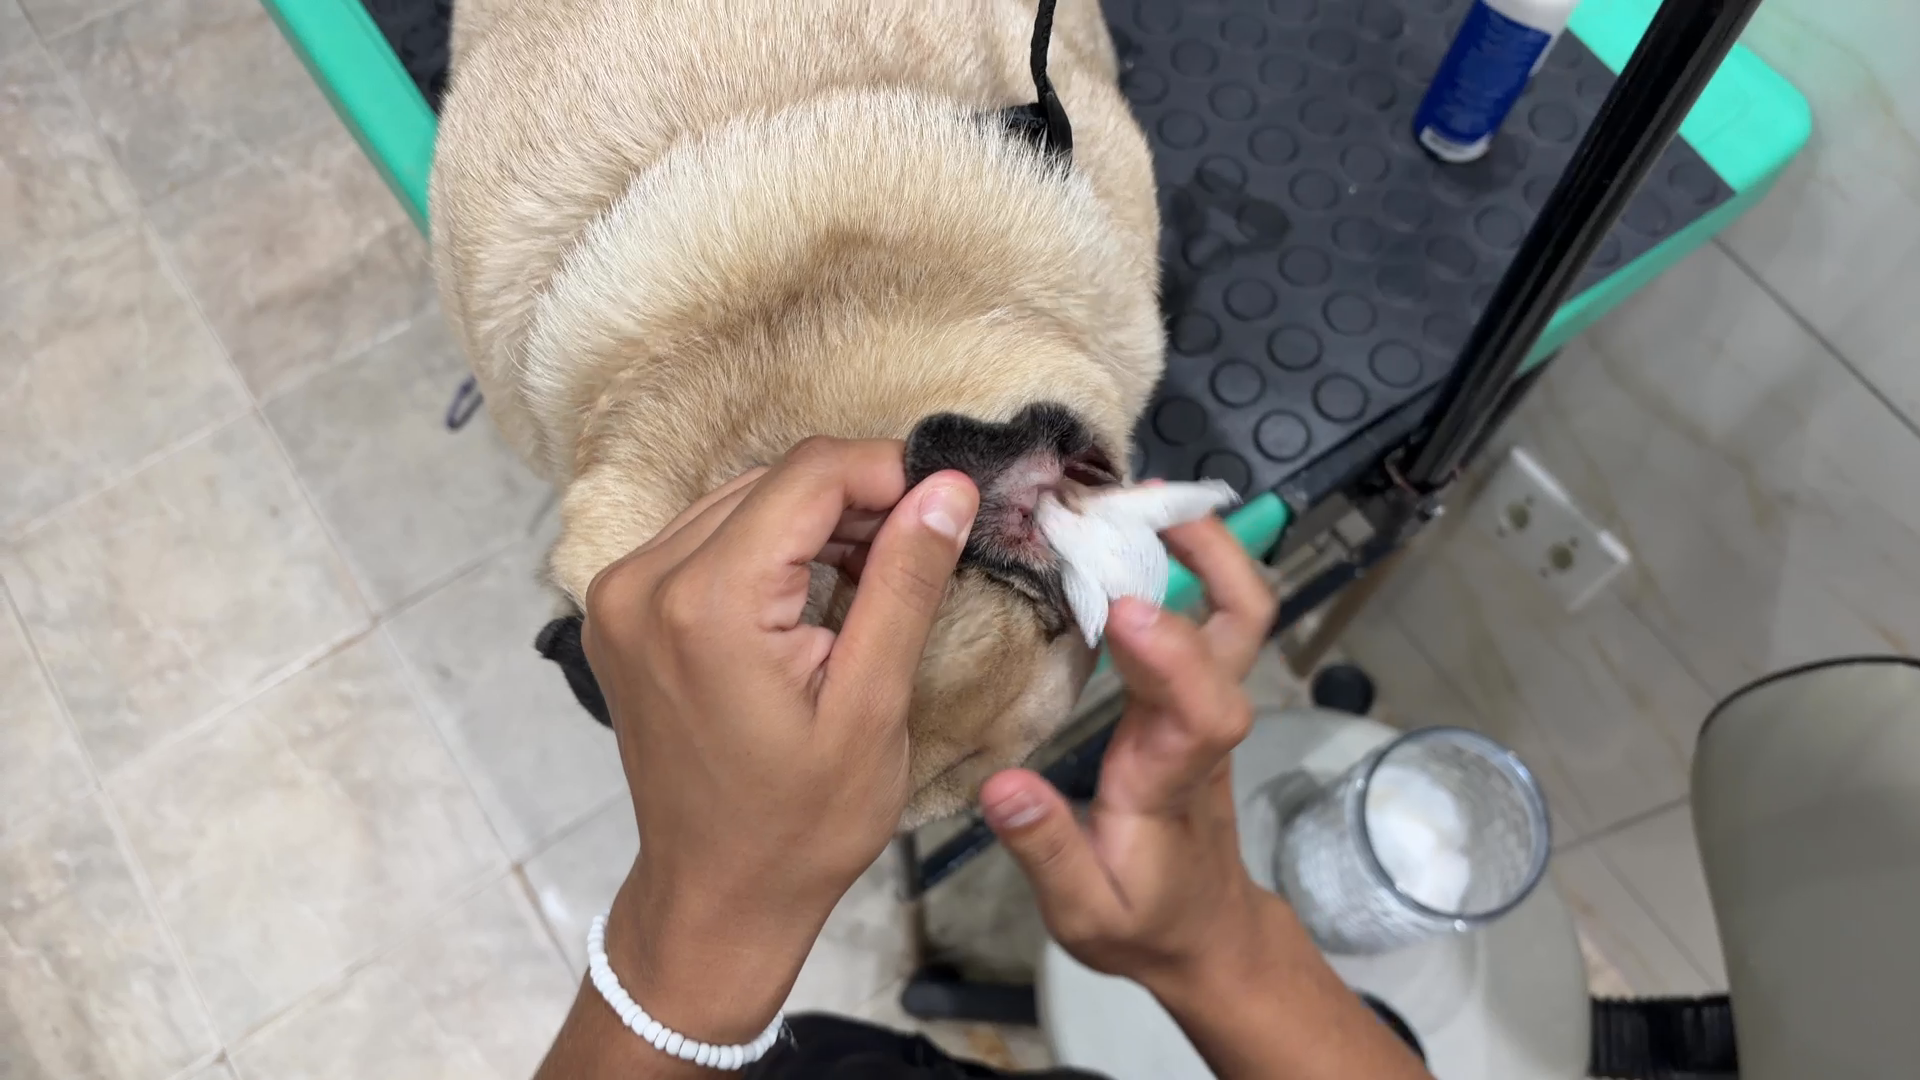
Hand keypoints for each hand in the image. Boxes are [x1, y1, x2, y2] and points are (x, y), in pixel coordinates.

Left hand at [580, 438, 978, 1046]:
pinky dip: (775, 541)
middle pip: (776, 481)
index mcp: (708, 602)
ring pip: (745, 499)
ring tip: (873, 571)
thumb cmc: (802, 821)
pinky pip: (713, 533)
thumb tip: (947, 490)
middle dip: (858, 498)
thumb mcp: (873, 704)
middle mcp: (644, 579)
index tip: (943, 503)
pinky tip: (815, 584)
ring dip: (818, 519)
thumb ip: (905, 583)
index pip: (809, 474)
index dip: (887, 471)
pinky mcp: (624, 606)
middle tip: (917, 545)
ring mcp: (622, 591)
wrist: (715, 894)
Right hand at [979, 516, 1277, 995]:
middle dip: (1208, 553)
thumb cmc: (1146, 920)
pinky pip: (1204, 617)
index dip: (1174, 655)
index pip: (1205, 710)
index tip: (1125, 608)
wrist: (1207, 930)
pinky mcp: (1194, 691)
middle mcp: (1203, 723)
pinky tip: (1127, 543)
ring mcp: (1205, 700)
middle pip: (1244, 626)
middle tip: (1138, 502)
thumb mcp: (1084, 912)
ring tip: (1128, 502)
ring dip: (1195, 545)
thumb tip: (1000, 785)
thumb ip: (1046, 851)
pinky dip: (1179, 566)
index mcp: (1175, 777)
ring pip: (1233, 610)